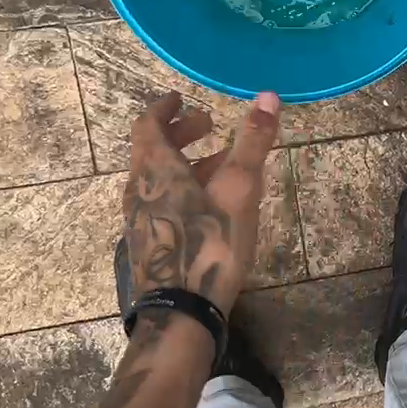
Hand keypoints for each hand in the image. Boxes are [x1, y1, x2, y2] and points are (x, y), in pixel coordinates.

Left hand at [123, 91, 280, 316]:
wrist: (181, 312)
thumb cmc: (210, 241)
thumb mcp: (239, 187)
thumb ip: (252, 141)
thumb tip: (267, 94)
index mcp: (154, 169)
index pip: (147, 124)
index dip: (164, 108)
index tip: (181, 98)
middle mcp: (139, 190)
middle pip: (153, 150)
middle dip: (181, 133)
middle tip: (209, 125)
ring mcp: (140, 220)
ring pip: (159, 178)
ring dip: (187, 162)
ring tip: (224, 164)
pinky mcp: (149, 243)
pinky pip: (163, 201)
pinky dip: (185, 187)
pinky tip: (214, 205)